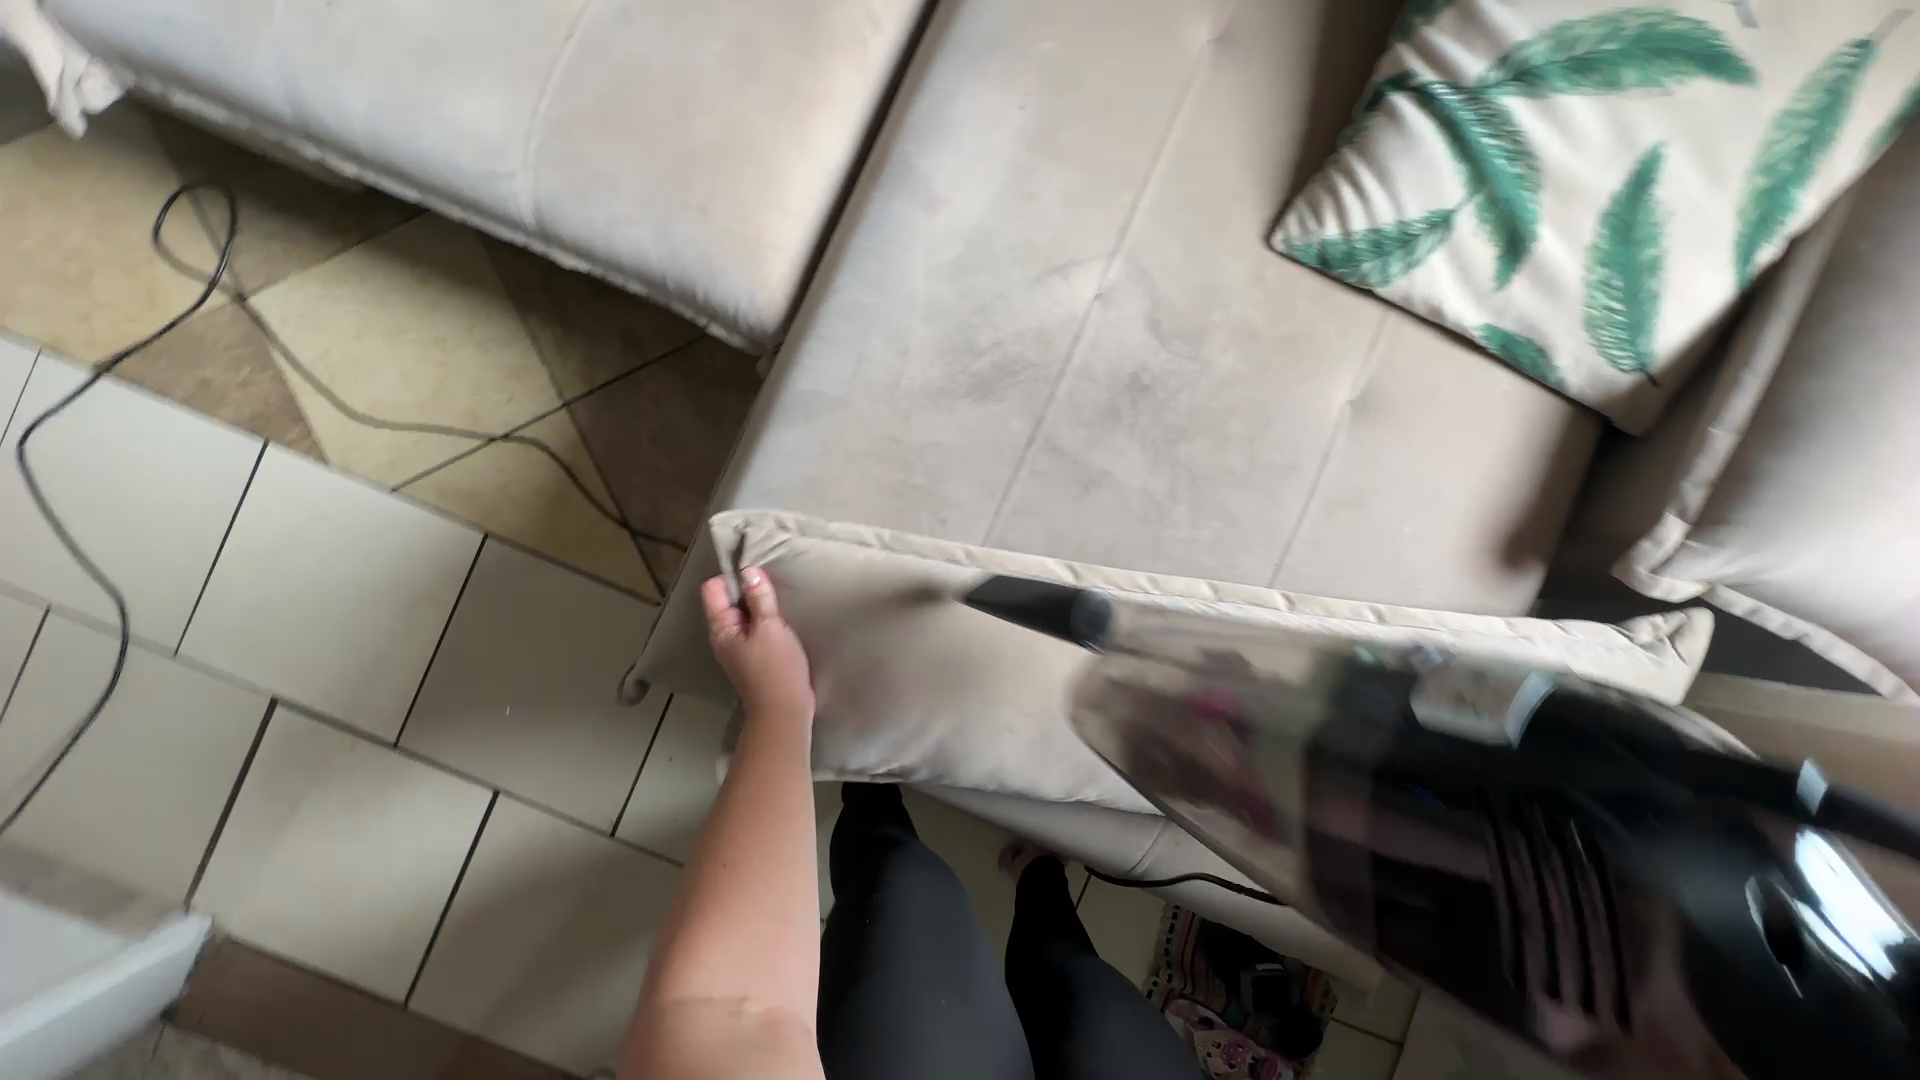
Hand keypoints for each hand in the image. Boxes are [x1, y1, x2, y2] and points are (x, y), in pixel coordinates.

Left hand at [702, 567, 813, 723]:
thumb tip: (749, 571)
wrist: (784, 710)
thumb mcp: (770, 626)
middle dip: (748, 590)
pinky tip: (783, 623)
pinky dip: (766, 621)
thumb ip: (760, 597)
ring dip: (760, 606)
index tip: (757, 578)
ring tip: (780, 604)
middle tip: (773, 589)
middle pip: (728, 600)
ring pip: (744, 614)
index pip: (712, 588)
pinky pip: (755, 628)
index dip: (732, 577)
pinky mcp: (753, 656)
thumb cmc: (776, 667)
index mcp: (721, 628)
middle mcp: (724, 635)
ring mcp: (738, 647)